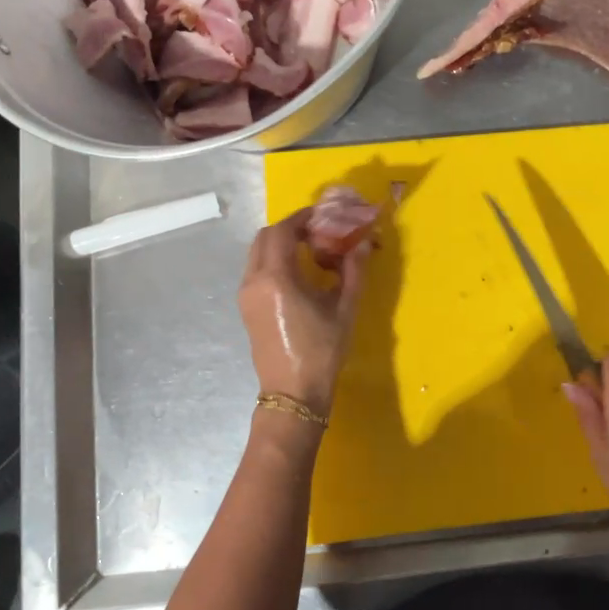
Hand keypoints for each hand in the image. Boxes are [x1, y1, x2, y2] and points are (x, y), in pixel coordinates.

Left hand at [239, 208, 369, 416]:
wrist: (293, 393)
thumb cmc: (321, 351)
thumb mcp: (345, 309)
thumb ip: (354, 272)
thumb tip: (363, 243)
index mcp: (276, 278)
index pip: (282, 231)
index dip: (302, 217)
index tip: (323, 216)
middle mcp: (253, 280)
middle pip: (264, 237)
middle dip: (290, 228)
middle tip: (317, 232)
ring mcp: (246, 295)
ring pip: (258, 253)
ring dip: (280, 244)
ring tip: (310, 252)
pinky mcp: (247, 308)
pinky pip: (257, 270)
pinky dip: (274, 261)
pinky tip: (299, 275)